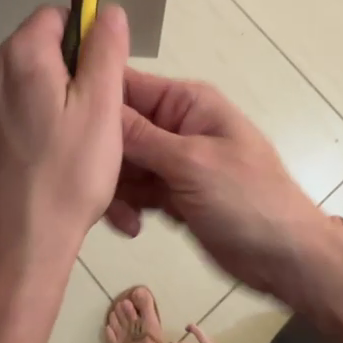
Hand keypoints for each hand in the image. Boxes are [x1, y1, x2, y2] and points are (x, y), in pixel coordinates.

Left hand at [0, 5, 129, 279]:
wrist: (20, 246)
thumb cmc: (69, 174)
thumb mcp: (102, 106)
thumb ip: (105, 49)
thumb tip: (107, 10)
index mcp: (20, 56)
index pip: (57, 16)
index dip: (87, 38)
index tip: (105, 79)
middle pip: (42, 51)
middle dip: (73, 74)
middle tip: (99, 119)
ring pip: (28, 86)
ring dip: (55, 103)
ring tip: (78, 148)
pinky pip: (12, 116)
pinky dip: (34, 127)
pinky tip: (50, 162)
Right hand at [112, 69, 332, 295]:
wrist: (284, 257)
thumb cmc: (246, 199)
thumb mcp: (190, 163)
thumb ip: (139, 136)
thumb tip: (93, 101)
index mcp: (186, 102)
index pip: (126, 85)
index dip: (92, 100)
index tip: (58, 124)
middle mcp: (175, 124)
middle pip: (117, 129)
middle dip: (104, 158)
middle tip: (94, 188)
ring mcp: (172, 161)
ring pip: (122, 164)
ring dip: (116, 189)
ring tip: (124, 218)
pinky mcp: (171, 193)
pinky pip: (135, 191)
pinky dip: (128, 207)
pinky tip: (133, 227)